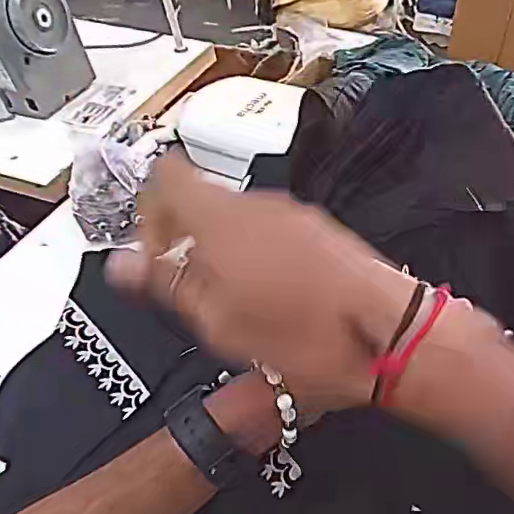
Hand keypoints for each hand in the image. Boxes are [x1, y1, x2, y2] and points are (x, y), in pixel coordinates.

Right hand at [107, 149, 420, 410]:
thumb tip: (126, 264)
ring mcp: (292, 214)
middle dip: (187, 241)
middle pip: (201, 200)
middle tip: (193, 289)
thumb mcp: (219, 323)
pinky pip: (271, 232)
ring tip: (238, 304)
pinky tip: (272, 299)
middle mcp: (258, 205)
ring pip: (237, 220)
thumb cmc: (312, 336)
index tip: (155, 253)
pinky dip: (258, 257)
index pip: (164, 176)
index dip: (148, 212)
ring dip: (224, 253)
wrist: (387, 337)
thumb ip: (167, 283)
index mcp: (221, 220)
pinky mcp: (317, 230)